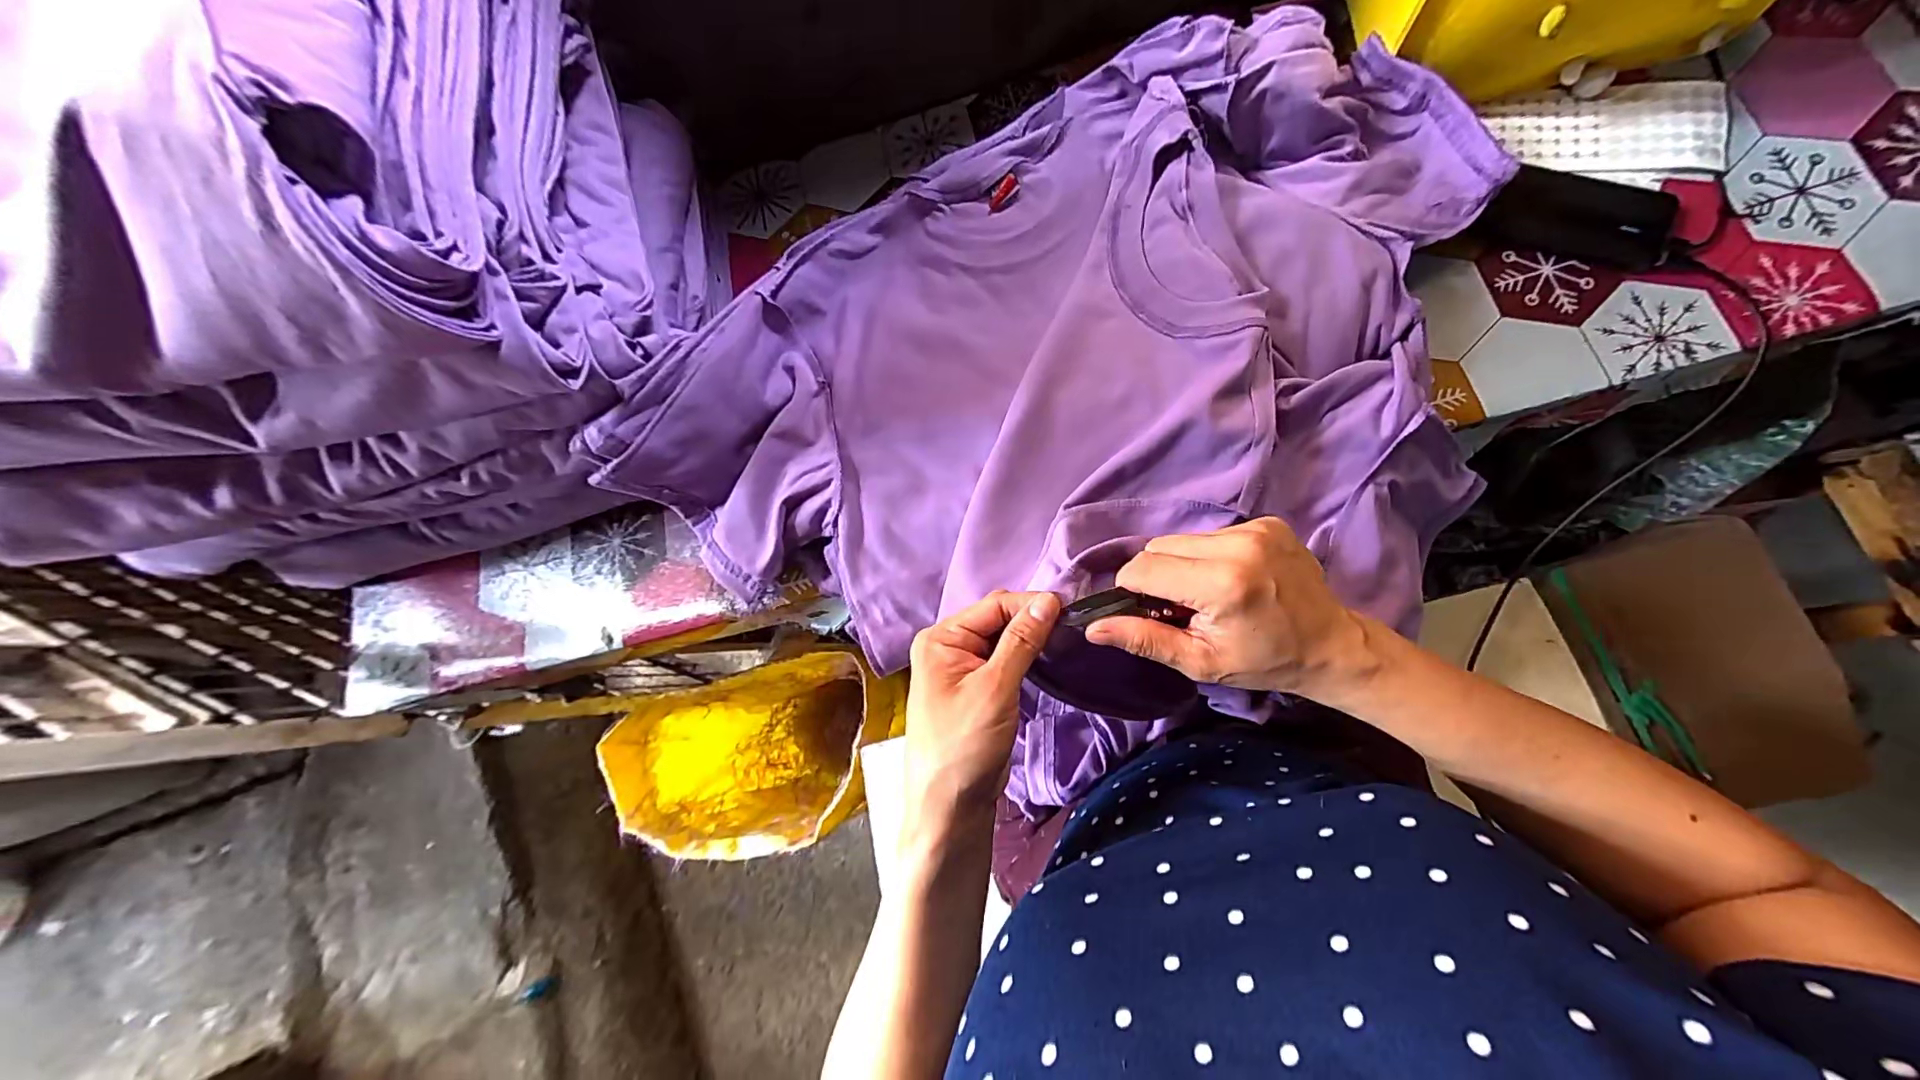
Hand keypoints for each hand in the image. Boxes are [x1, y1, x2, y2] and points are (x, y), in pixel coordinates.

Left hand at [904, 591, 1060, 825]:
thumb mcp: (995, 688)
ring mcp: (960, 667)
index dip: (1032, 605)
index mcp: (940, 638)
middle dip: (1032, 619)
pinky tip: (1046, 658)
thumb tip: (1048, 600)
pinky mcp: (976, 687)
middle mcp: (947, 646)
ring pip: (1003, 639)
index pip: (994, 605)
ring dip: (1031, 638)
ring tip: (1064, 639)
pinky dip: (1025, 657)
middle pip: (998, 618)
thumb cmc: (965, 746)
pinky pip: (1004, 660)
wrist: (951, 806)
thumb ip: (1021, 641)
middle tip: (1072, 626)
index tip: (1071, 610)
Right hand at [1084, 518, 1381, 700]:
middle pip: (1159, 547)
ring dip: (1182, 564)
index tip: (1152, 612)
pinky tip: (1230, 577)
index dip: (1134, 591)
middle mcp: (1238, 545)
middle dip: (1158, 576)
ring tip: (1208, 592)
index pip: (1142, 568)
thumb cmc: (1264, 661)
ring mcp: (1256, 528)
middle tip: (1182, 606)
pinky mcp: (1268, 522)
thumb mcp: (1199, 661)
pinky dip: (1207, 555)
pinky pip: (1210, 533)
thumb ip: (1144, 639)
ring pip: (1182, 539)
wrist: (1333, 646)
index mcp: (1221, 583)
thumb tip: (1092, 627)